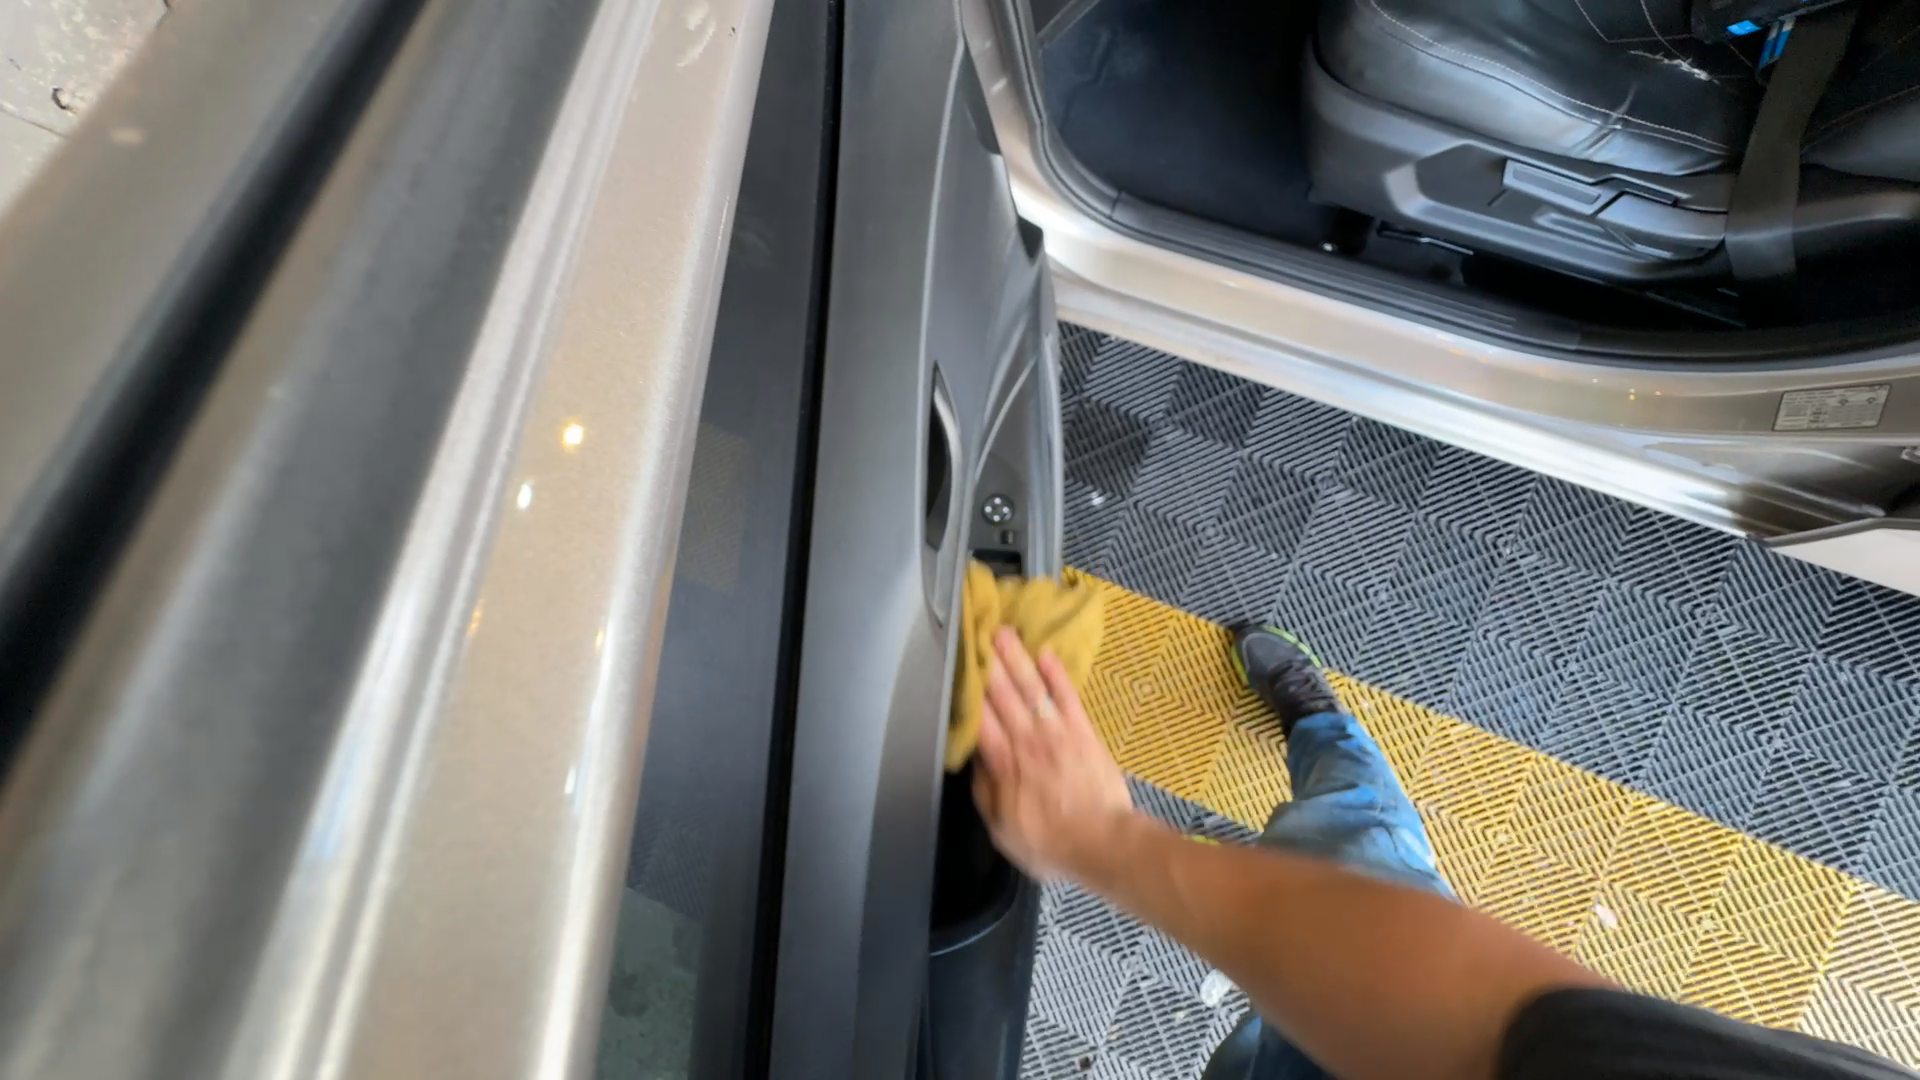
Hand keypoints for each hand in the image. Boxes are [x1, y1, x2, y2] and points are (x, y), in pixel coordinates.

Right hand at [971, 626, 1138, 880]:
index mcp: (1004, 763)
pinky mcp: (1083, 732)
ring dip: (1016, 659)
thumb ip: (985, 790)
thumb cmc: (1049, 842)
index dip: (968, 689)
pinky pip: (1067, 697)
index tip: (957, 664)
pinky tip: (1045, 653)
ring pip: (1031, 688)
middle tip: (976, 631)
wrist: (1103, 843)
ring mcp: (1057, 732)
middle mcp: (1027, 740)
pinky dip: (1056, 674)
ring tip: (1003, 632)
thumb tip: (976, 758)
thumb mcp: (1002, 827)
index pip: (980, 717)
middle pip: (1003, 695)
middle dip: (989, 662)